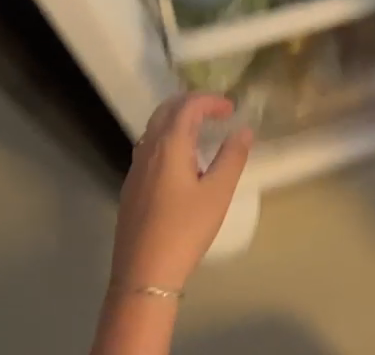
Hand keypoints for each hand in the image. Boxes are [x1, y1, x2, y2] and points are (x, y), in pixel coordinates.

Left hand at [110, 93, 253, 292]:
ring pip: (154, 128)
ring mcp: (135, 168)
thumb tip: (244, 130)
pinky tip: (180, 162)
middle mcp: (148, 148)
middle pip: (166, 110)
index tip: (231, 109)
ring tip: (200, 132)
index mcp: (169, 144)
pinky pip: (149, 147)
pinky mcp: (131, 186)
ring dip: (177, 120)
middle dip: (191, 103)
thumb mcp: (217, 193)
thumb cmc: (184, 230)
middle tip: (215, 112)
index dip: (211, 100)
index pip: (189, 106)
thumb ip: (232, 158)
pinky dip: (167, 139)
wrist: (143, 273)